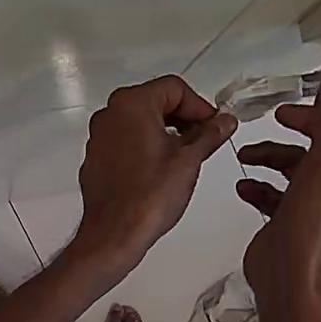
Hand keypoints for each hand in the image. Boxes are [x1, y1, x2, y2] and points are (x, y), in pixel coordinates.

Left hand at [66, 75, 238, 277]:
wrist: (115, 234)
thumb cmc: (146, 198)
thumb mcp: (189, 160)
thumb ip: (210, 134)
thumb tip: (223, 122)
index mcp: (132, 105)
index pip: (174, 88)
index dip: (200, 106)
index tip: (214, 125)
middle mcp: (110, 115)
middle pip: (156, 102)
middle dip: (183, 119)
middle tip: (204, 140)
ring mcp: (100, 138)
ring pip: (140, 124)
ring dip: (166, 134)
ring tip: (185, 159)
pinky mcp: (97, 160)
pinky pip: (126, 144)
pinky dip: (146, 150)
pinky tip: (161, 172)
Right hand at [235, 55, 320, 307]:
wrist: (288, 275)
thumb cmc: (312, 221)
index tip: (318, 100)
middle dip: (303, 125)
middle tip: (281, 116)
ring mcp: (317, 201)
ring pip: (298, 165)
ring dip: (272, 154)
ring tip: (247, 153)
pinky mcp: (292, 217)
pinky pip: (277, 192)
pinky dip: (261, 185)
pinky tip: (244, 186)